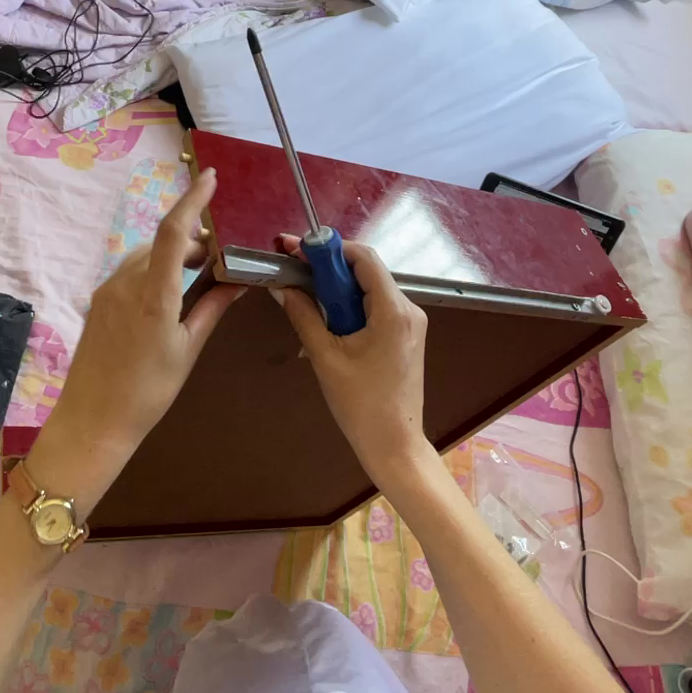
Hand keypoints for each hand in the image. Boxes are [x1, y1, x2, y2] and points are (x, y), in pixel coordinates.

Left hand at [29, 168, 243, 506]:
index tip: (211, 177)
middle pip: (164, 242)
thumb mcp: (188, 350)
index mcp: (154, 296)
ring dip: (175, 254)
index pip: (175, 232)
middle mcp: (126, 283)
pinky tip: (171, 289)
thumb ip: (213, 308)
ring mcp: (107, 289)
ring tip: (200, 274)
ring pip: (147, 254)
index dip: (193, 199)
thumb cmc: (147, 393)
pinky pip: (132, 269)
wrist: (92, 421)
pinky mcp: (99, 299)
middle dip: (195, 239)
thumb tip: (240, 280)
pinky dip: (156, 267)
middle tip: (222, 257)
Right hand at [273, 237, 433, 489]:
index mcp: (393, 310)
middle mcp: (408, 309)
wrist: (394, 444)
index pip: (363, 258)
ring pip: (369, 288)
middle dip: (328, 267)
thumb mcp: (325, 357)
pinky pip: (376, 307)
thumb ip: (303, 315)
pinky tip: (327, 319)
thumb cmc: (360, 404)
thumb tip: (281, 286)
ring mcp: (410, 323)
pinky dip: (350, 306)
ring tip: (304, 294)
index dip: (329, 248)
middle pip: (366, 270)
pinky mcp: (406, 336)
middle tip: (292, 266)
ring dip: (337, 288)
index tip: (297, 249)